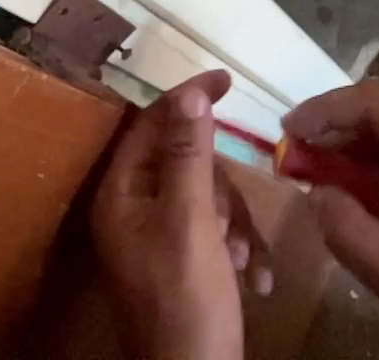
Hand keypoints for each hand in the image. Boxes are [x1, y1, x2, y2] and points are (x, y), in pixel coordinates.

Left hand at [91, 71, 270, 359]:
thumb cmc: (187, 300)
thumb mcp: (191, 220)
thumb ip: (189, 154)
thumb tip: (191, 91)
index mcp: (121, 194)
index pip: (150, 124)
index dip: (186, 97)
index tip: (226, 78)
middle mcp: (134, 209)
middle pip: (185, 162)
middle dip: (221, 188)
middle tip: (232, 223)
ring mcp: (158, 237)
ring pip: (208, 195)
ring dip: (235, 222)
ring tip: (245, 258)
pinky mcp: (183, 261)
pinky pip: (216, 228)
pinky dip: (240, 246)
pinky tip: (256, 277)